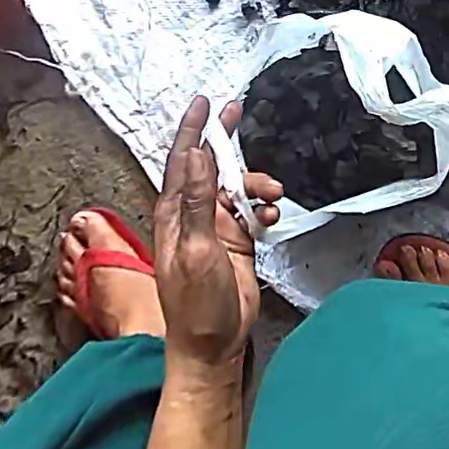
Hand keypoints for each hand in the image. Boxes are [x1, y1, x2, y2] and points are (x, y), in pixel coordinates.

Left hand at [154, 97, 283, 368]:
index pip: (183, 158)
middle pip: (210, 164)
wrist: (215, 344)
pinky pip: (253, 211)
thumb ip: (197, 200)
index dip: (192, 128)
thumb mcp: (194, 248)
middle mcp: (194, 213)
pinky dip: (264, 208)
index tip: (203, 103)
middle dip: (224, 140)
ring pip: (237, 187)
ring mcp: (216, 225)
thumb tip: (194, 156)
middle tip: (236, 114)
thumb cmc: (195, 304)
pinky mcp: (237, 239)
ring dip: (255, 184)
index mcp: (175, 211)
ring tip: (272, 193)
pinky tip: (270, 215)